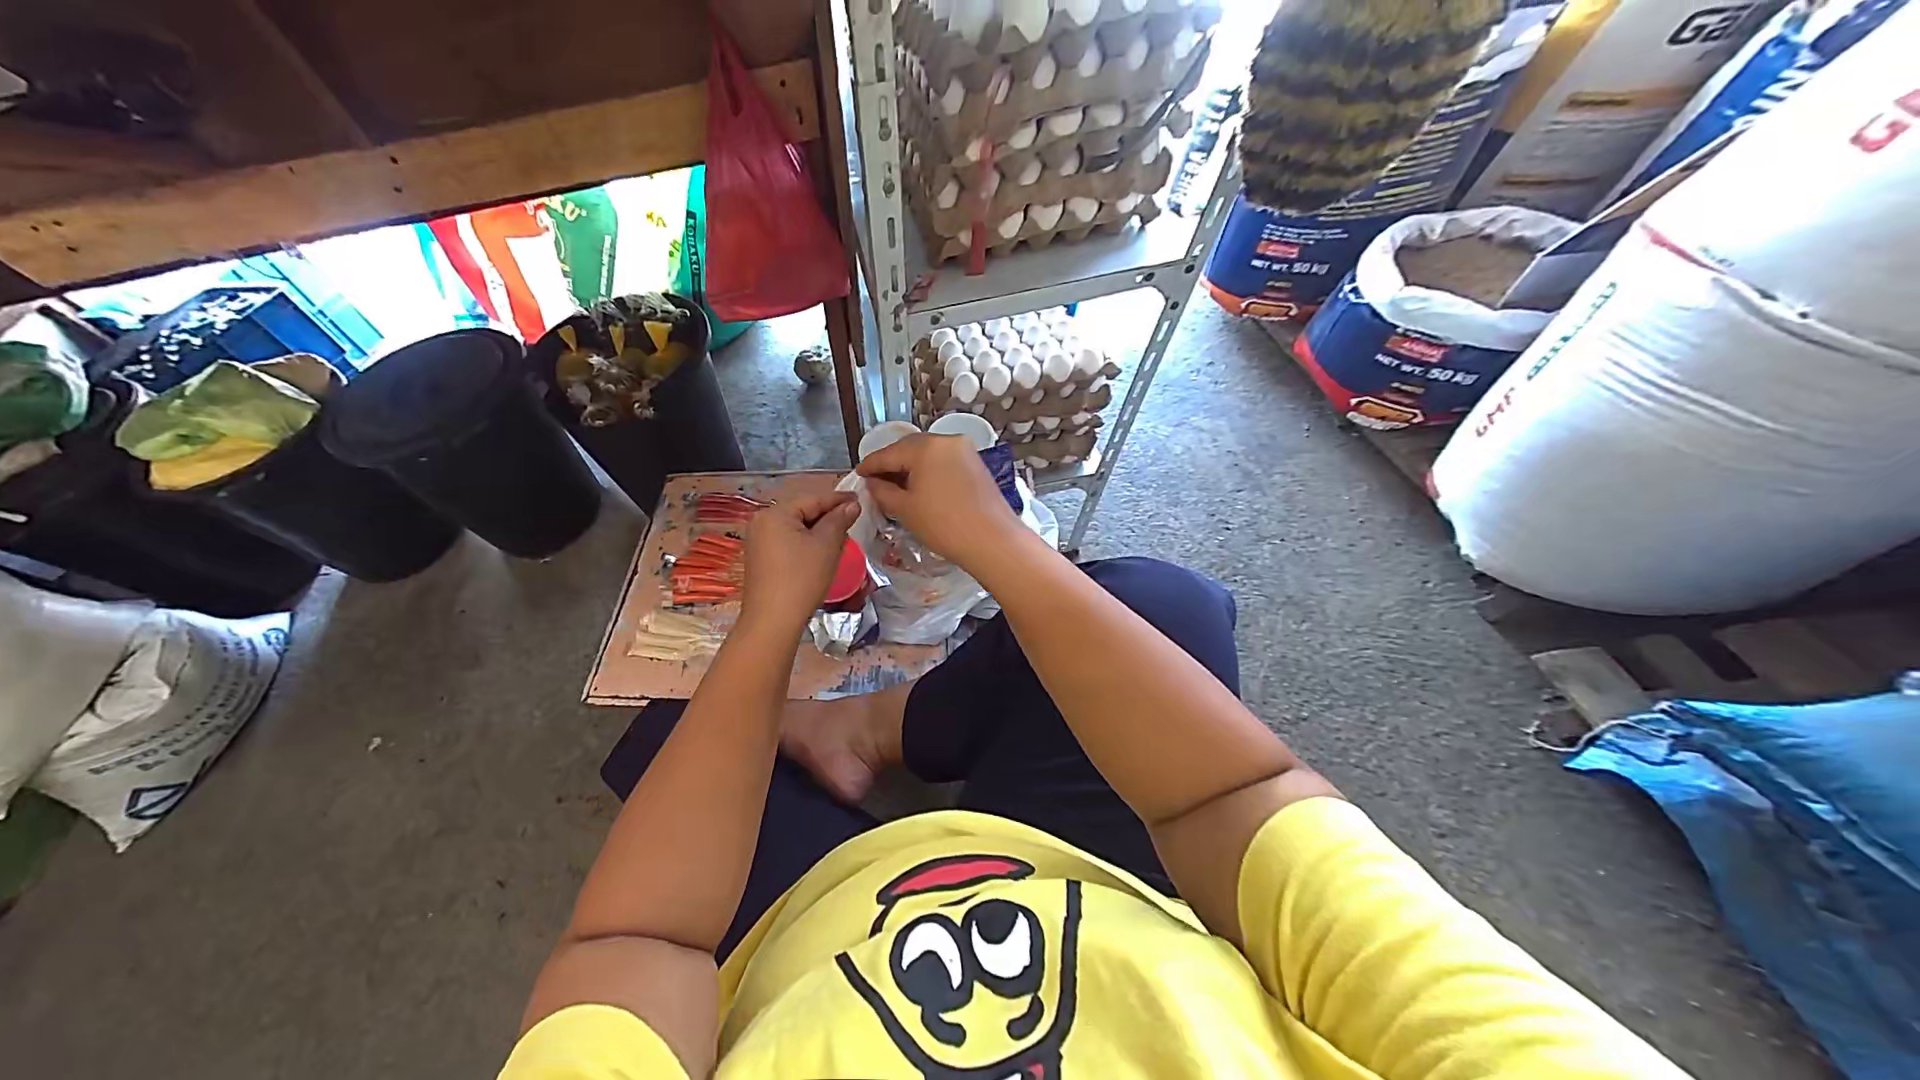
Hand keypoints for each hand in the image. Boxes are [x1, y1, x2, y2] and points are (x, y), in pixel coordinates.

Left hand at [739, 492, 860, 627]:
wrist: (773, 620)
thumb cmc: (802, 578)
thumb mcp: (826, 546)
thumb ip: (839, 520)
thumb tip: (851, 505)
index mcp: (775, 514)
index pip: (812, 499)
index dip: (838, 499)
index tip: (859, 498)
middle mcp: (761, 522)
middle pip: (801, 511)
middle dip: (828, 515)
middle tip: (853, 518)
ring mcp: (758, 541)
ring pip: (795, 527)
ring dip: (818, 530)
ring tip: (841, 535)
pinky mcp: (760, 559)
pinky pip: (787, 541)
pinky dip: (805, 542)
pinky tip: (820, 551)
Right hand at [855, 434, 1028, 568]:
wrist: (993, 540)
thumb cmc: (944, 525)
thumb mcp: (905, 509)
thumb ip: (883, 491)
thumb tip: (873, 483)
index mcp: (925, 446)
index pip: (888, 453)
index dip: (870, 465)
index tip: (858, 474)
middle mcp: (946, 440)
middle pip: (910, 448)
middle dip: (891, 464)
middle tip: (875, 480)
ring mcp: (965, 450)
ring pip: (929, 454)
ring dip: (911, 467)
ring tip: (896, 486)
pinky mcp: (976, 464)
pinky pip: (944, 461)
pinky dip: (930, 471)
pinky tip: (921, 487)